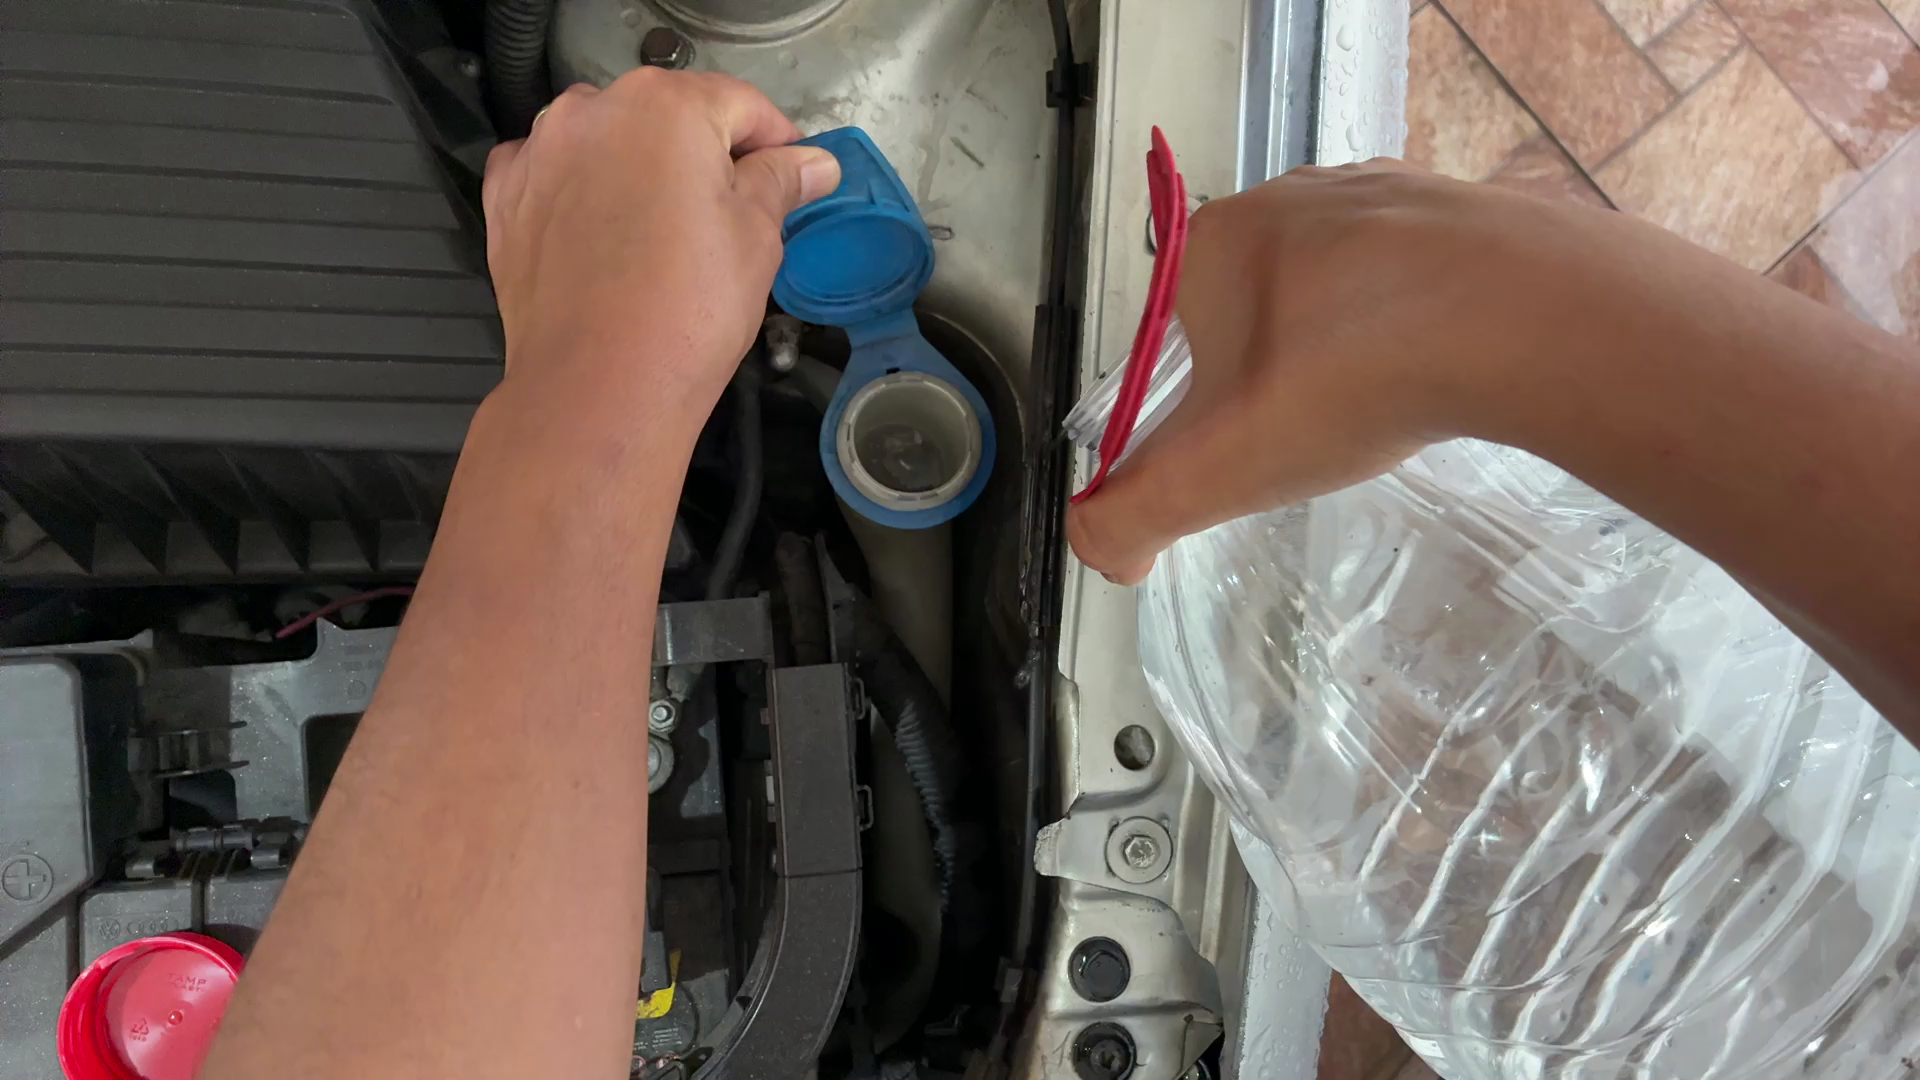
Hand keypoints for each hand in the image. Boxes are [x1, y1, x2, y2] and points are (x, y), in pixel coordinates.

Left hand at [481, 70, 839, 414]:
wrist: (601, 385)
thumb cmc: (692, 309)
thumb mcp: (757, 240)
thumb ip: (781, 183)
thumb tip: (815, 163)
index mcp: (666, 107)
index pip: (743, 105)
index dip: (780, 143)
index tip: (796, 180)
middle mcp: (593, 109)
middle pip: (672, 118)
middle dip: (710, 158)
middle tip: (736, 221)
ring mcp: (540, 150)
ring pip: (614, 145)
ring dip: (649, 173)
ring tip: (670, 240)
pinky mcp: (508, 198)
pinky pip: (564, 178)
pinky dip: (592, 195)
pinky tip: (613, 243)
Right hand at [1067, 158, 1686, 582]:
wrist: (1535, 321)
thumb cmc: (1339, 385)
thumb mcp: (1208, 474)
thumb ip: (1126, 520)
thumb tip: (1107, 559)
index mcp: (1212, 244)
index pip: (1164, 336)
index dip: (1186, 402)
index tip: (1230, 444)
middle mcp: (1287, 198)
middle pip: (1241, 316)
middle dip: (1256, 380)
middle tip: (1298, 434)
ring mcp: (1381, 191)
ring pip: (1321, 295)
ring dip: (1326, 352)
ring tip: (1365, 404)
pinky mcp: (1461, 205)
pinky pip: (1400, 278)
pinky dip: (1398, 326)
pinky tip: (1427, 366)